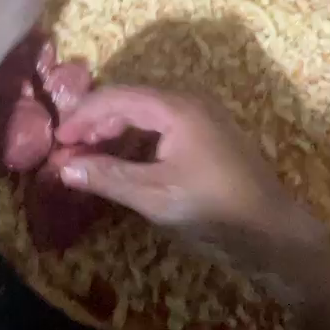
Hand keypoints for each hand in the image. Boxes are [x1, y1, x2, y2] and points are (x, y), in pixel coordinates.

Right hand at [51, 86, 328, 264]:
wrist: (273, 232)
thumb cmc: (213, 210)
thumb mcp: (155, 196)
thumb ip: (108, 177)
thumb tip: (63, 167)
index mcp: (176, 107)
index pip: (116, 98)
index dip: (83, 116)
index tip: (56, 140)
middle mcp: (188, 101)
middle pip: (129, 100)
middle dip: (95, 121)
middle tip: (67, 149)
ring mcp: (200, 116)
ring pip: (144, 112)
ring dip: (113, 130)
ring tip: (87, 154)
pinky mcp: (205, 134)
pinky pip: (159, 124)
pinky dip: (134, 138)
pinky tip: (119, 159)